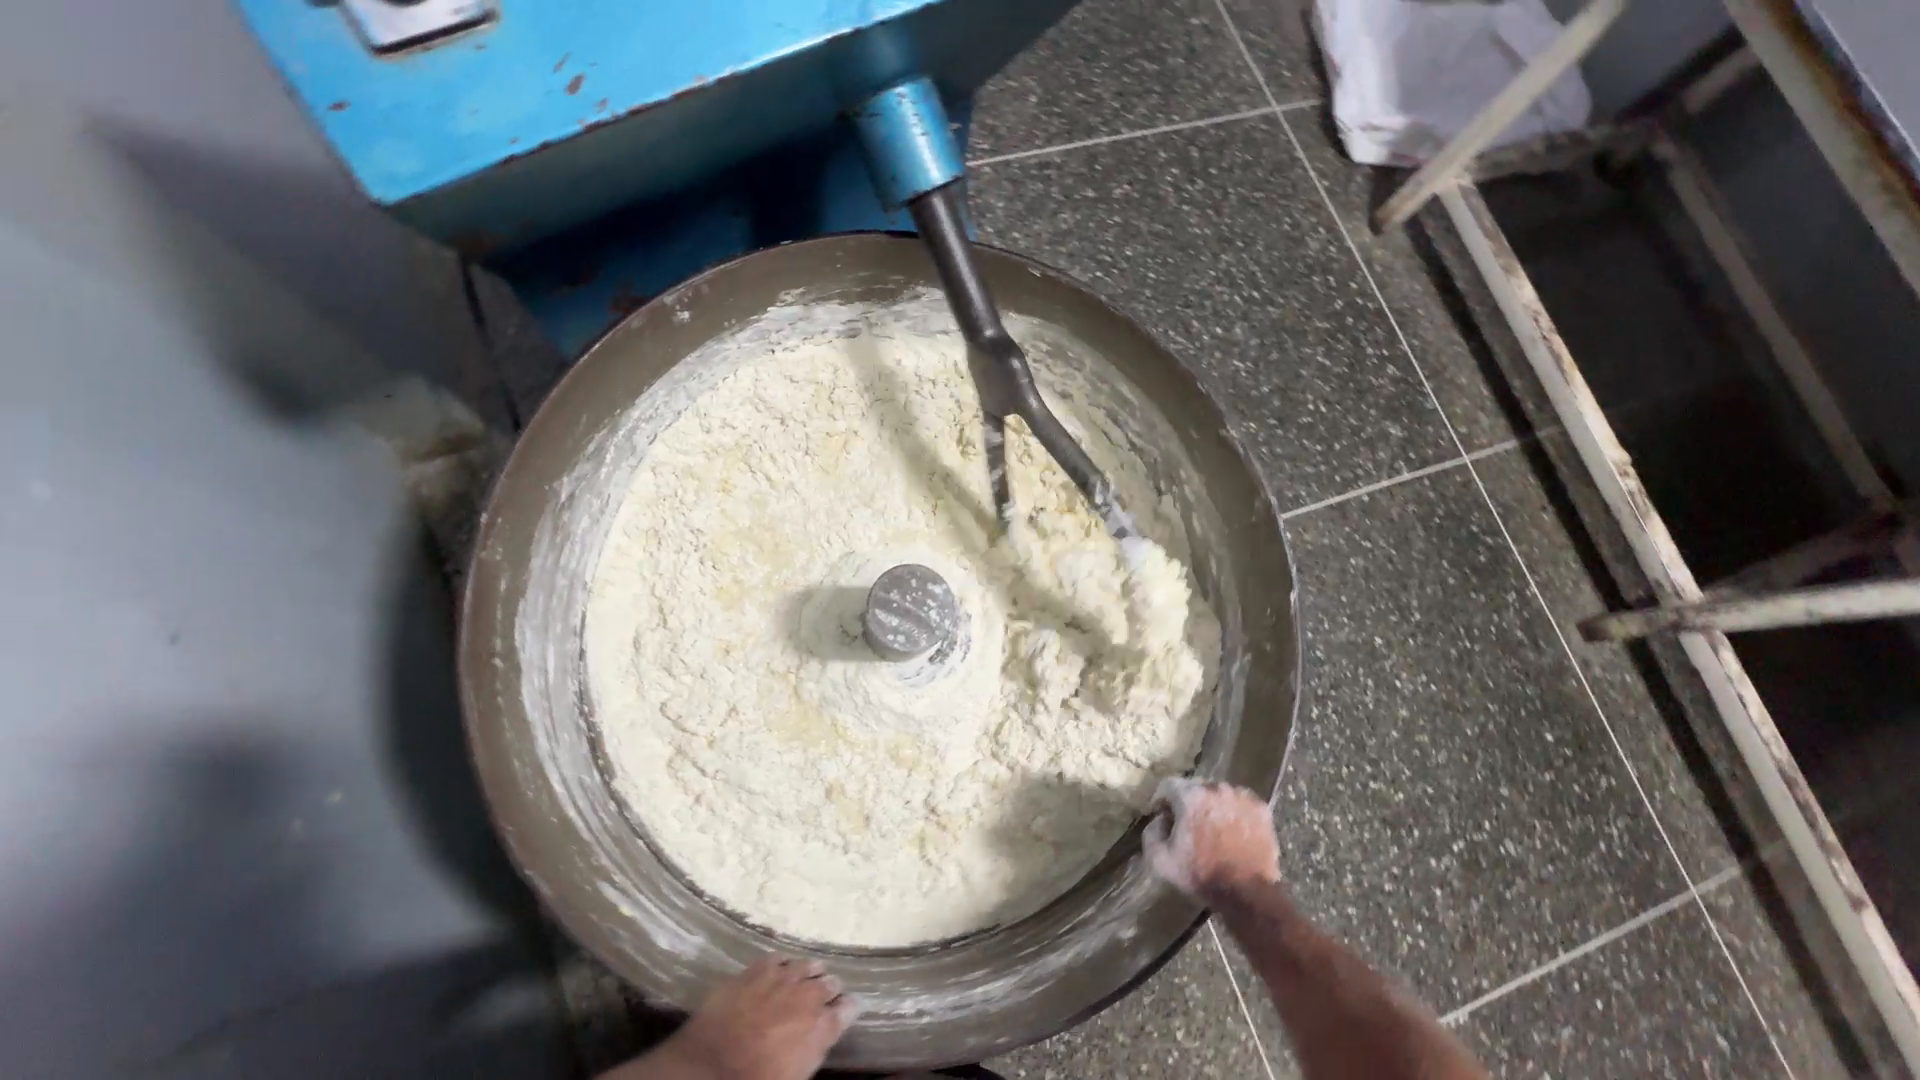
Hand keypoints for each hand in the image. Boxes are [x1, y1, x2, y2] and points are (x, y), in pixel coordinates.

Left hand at [632, 957, 857, 1079]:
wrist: (709, 1068)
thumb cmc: (756, 1079)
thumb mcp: (797, 1072)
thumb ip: (819, 1044)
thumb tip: (834, 1023)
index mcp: (821, 1026)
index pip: (849, 1008)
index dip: (848, 1009)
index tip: (846, 1010)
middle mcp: (808, 996)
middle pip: (831, 983)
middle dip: (831, 989)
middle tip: (825, 997)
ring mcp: (781, 978)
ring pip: (807, 965)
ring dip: (810, 973)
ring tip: (807, 978)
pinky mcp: (756, 970)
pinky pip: (778, 958)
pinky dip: (784, 964)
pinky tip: (781, 970)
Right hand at [1143, 777, 1279, 900]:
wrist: (1247, 891)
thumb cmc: (1200, 874)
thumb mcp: (1160, 860)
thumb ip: (1151, 832)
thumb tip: (1160, 819)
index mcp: (1190, 796)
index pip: (1169, 785)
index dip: (1162, 800)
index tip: (1163, 817)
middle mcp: (1216, 788)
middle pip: (1195, 787)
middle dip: (1188, 802)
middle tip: (1188, 825)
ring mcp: (1242, 797)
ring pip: (1219, 794)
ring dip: (1211, 806)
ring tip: (1212, 828)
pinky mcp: (1261, 809)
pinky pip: (1239, 803)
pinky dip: (1233, 812)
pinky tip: (1232, 831)